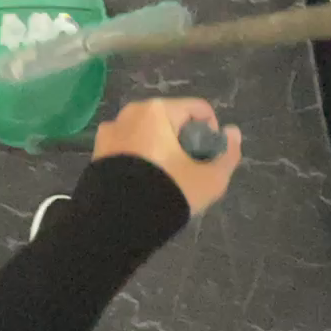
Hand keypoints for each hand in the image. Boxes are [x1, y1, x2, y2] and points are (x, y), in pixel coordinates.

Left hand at [93, 98, 242, 212]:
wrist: (117, 221)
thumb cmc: (168, 192)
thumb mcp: (209, 179)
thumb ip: (227, 154)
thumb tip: (233, 132)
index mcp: (157, 110)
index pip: (197, 109)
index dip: (211, 132)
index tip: (208, 158)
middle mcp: (130, 113)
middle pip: (171, 120)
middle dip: (184, 141)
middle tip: (189, 170)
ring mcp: (110, 131)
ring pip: (148, 133)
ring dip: (161, 149)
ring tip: (167, 178)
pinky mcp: (97, 150)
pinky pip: (129, 146)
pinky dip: (140, 158)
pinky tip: (145, 182)